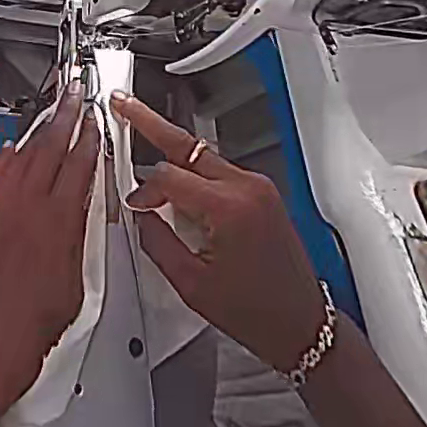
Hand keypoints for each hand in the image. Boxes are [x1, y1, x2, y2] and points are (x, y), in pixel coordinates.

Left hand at [0, 83, 99, 426]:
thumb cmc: (25, 327)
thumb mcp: (76, 284)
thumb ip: (80, 238)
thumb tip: (84, 216)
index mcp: (58, 219)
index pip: (80, 163)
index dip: (91, 137)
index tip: (96, 120)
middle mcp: (26, 205)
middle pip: (51, 145)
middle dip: (66, 113)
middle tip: (74, 92)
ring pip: (21, 153)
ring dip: (38, 128)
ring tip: (50, 109)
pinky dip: (6, 157)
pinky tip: (11, 148)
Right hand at [112, 91, 327, 372]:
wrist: (301, 323)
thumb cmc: (256, 312)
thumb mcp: (191, 284)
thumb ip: (158, 240)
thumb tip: (141, 212)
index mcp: (228, 209)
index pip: (169, 177)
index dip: (144, 190)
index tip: (135, 205)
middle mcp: (246, 187)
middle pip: (187, 146)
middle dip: (150, 122)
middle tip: (125, 103)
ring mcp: (257, 185)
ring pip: (203, 154)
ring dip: (172, 152)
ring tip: (143, 132)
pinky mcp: (261, 190)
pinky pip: (219, 169)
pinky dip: (194, 172)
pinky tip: (180, 183)